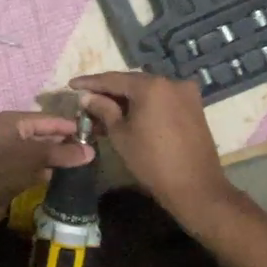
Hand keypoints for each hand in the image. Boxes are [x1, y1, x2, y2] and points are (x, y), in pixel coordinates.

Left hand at [0, 112, 95, 227]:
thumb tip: (91, 151)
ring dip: (56, 158)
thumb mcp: (32, 158)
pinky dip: (45, 171)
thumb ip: (61, 153)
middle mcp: (7, 134)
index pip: (46, 119)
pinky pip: (30, 167)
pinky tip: (64, 177)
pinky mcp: (5, 173)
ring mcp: (5, 154)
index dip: (69, 126)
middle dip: (64, 143)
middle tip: (92, 150)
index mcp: (10, 122)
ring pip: (37, 153)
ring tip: (84, 164)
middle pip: (42, 135)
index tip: (94, 132)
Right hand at [69, 71, 237, 215]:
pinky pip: (162, 100)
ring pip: (148, 91)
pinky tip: (129, 114)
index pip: (113, 79)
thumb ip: (103, 109)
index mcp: (151, 86)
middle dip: (109, 91)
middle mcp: (172, 82)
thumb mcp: (120, 134)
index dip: (90, 83)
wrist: (195, 187)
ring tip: (105, 109)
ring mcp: (186, 94)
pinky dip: (144, 105)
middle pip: (132, 82)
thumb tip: (87, 97)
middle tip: (87, 98)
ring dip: (127, 99)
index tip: (71, 85)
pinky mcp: (194, 108)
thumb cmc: (151, 161)